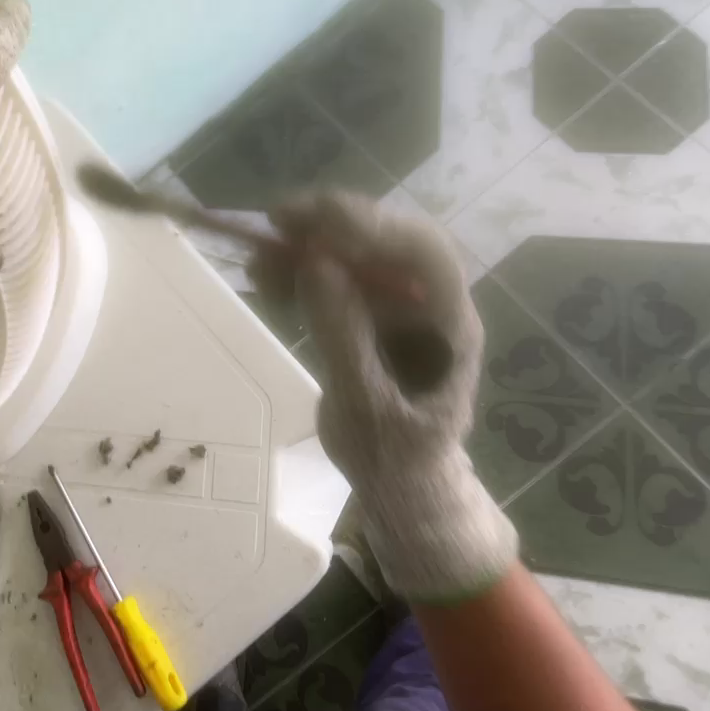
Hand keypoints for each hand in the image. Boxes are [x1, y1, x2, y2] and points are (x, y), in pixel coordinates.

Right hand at [256, 192, 517, 602]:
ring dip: (308, 247)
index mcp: (450, 326)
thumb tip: (315, 263)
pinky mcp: (367, 320)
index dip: (374, 227)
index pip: (423, 252)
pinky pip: (335, 283)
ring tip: (259, 256)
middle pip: (387, 243)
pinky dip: (300, 274)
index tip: (318, 223)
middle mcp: (428, 307)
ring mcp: (397, 312)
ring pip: (356, 258)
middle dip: (333, 225)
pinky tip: (266, 276)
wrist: (401, 489)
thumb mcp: (365, 407)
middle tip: (279, 220)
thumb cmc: (397, 460)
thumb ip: (343, 336)